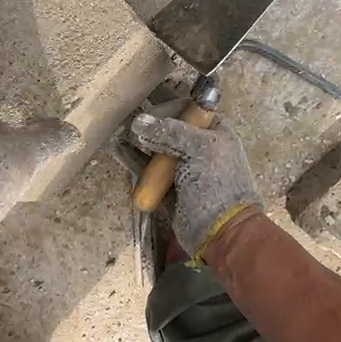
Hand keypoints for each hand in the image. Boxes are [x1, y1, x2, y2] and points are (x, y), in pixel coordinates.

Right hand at [128, 108, 262, 257]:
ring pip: (155, 149)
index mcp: (215, 133)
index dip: (169, 110)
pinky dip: (133, 160)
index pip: (189, 110)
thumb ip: (170, 132)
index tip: (150, 113)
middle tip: (133, 126)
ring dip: (138, 142)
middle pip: (169, 129)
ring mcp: (181, 168)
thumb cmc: (217, 184)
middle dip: (150, 126)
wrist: (220, 231)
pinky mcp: (167, 187)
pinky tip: (119, 149)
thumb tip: (138, 123)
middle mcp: (198, 147)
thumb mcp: (200, 149)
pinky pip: (147, 169)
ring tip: (121, 135)